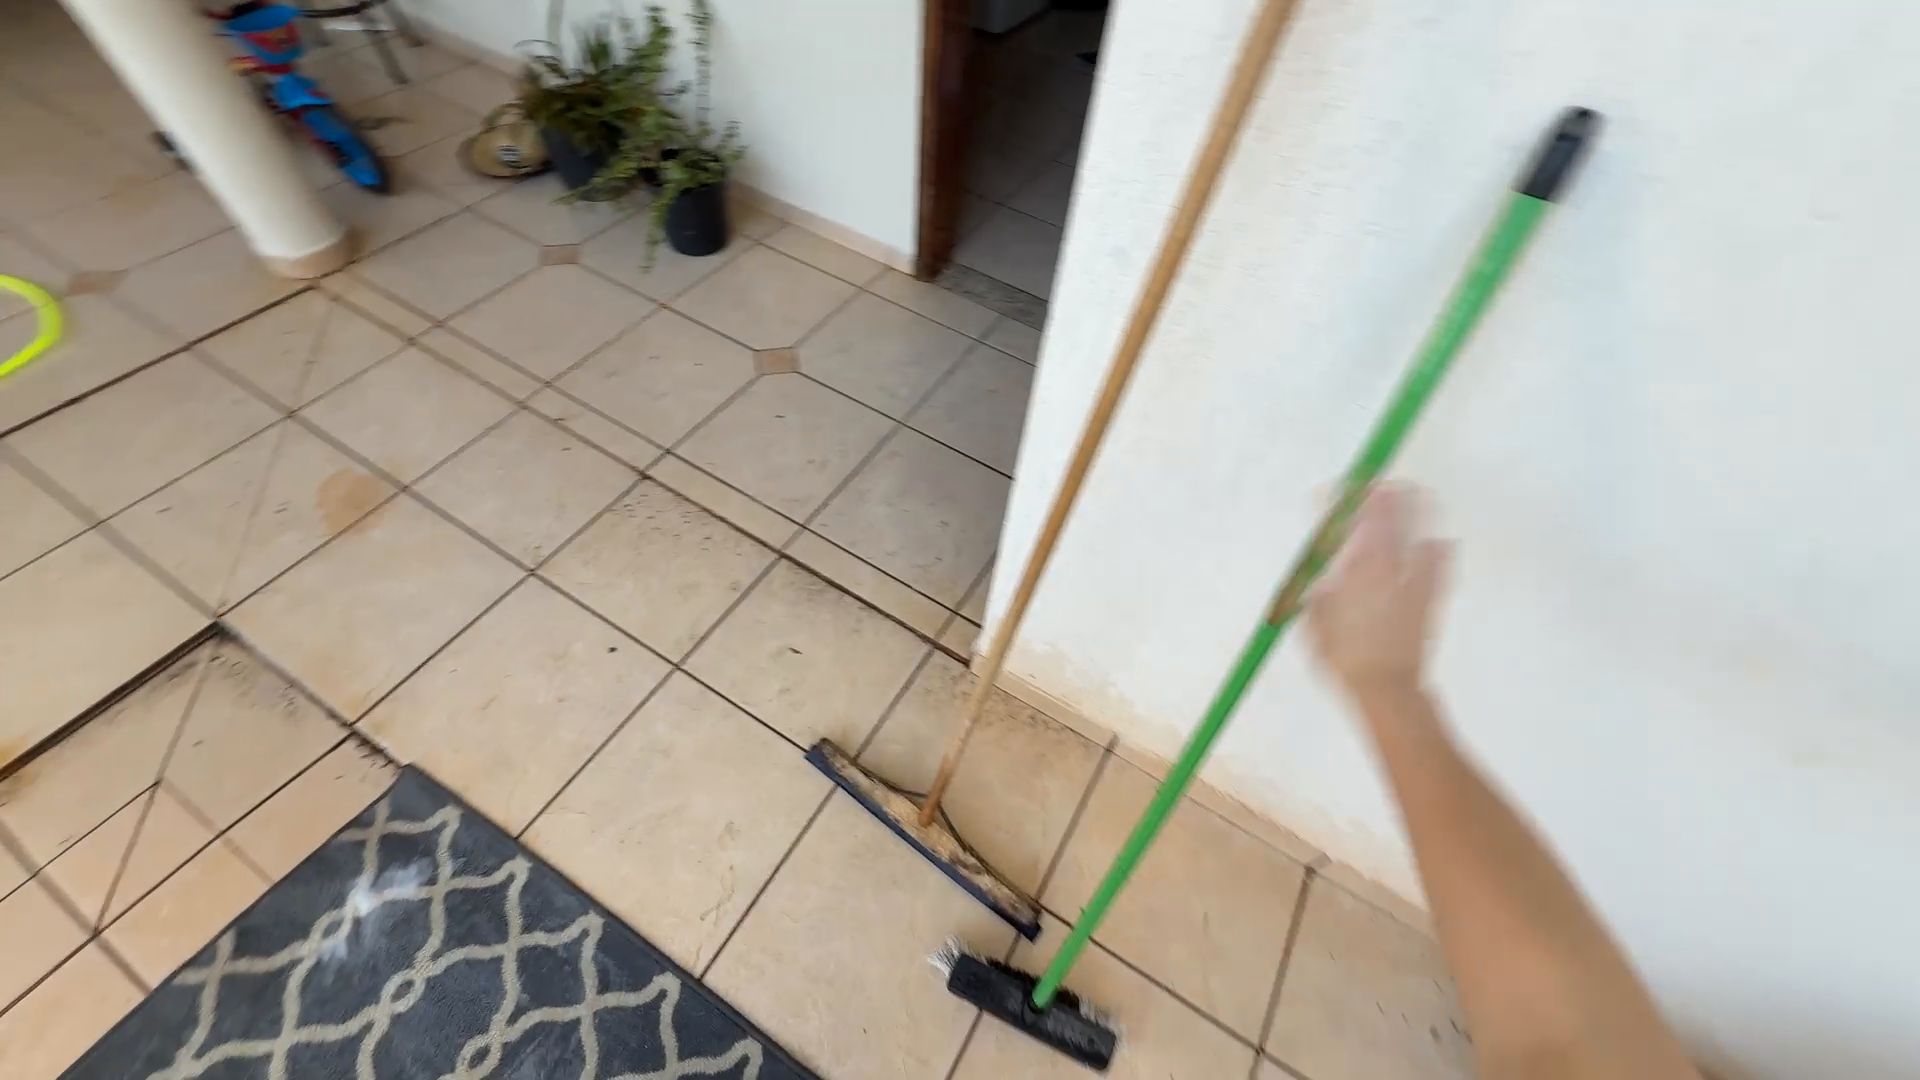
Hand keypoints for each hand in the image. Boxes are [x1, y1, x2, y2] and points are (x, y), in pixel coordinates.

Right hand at [1307, 484, 1451, 700]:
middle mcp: (1386, 568)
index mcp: (1355, 570)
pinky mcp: (1430, 598)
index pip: (1352, 522)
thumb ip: (1321, 595)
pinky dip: (1438, 550)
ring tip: (1415, 493)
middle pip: (1389, 519)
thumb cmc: (1342, 657)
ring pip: (1417, 533)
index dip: (1346, 501)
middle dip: (1382, 496)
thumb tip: (1327, 580)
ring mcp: (1413, 581)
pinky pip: (1439, 565)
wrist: (1387, 686)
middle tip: (1376, 483)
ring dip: (1414, 511)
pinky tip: (1438, 542)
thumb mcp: (1315, 622)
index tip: (1336, 491)